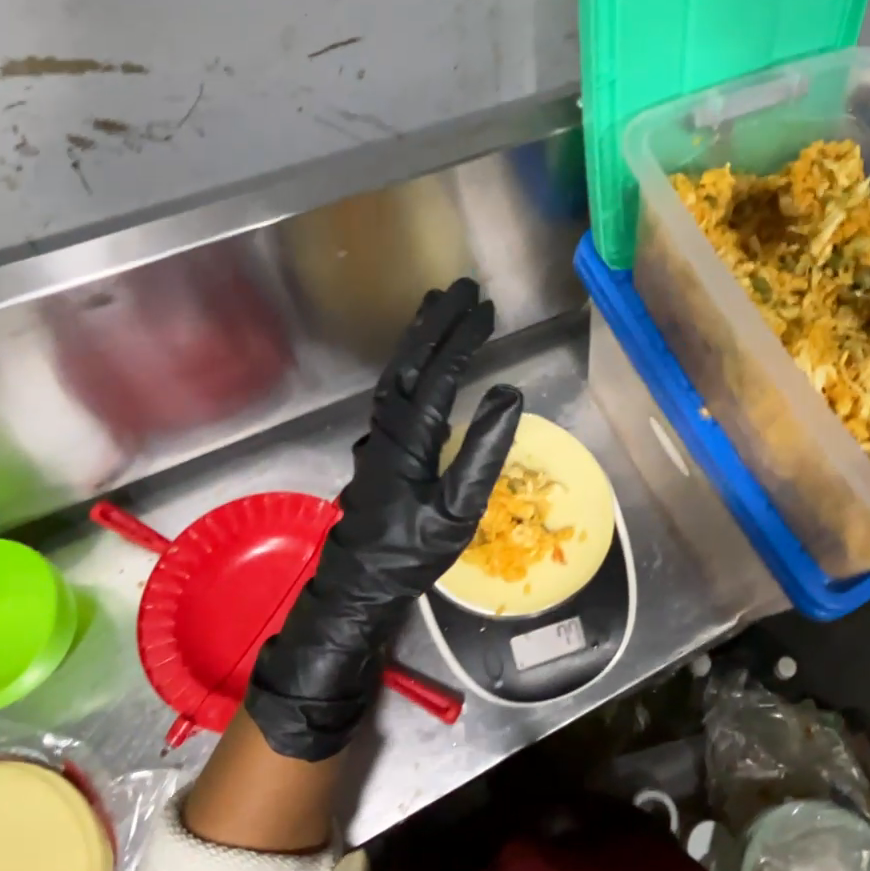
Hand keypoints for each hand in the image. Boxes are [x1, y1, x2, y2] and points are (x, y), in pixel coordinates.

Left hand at [246, 279, 522, 759]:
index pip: (441, 373)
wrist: (360, 583)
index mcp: (411, 435)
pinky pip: (395, 386)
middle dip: (438, 320)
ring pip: (399, 369)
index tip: (488, 310)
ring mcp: (380, 432)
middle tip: (463, 288)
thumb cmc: (413, 550)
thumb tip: (509, 393)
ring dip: (419, 335)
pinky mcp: (380, 444)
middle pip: (412, 359)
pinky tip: (421, 358)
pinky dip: (411, 360)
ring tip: (438, 305)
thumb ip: (484, 451)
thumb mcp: (458, 508)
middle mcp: (390, 423)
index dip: (464, 338)